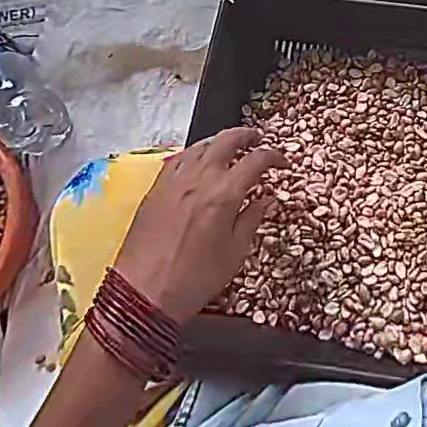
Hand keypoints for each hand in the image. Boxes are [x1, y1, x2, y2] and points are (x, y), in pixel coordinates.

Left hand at [111, 128, 286, 322]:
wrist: (143, 291)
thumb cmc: (194, 278)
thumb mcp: (235, 252)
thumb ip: (252, 219)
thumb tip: (267, 198)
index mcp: (224, 193)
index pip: (256, 160)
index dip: (274, 157)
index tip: (282, 164)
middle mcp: (200, 178)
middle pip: (227, 140)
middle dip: (247, 136)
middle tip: (258, 140)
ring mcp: (175, 179)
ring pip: (201, 145)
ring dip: (221, 141)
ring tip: (231, 147)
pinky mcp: (157, 187)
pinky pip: (179, 158)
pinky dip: (196, 153)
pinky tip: (199, 161)